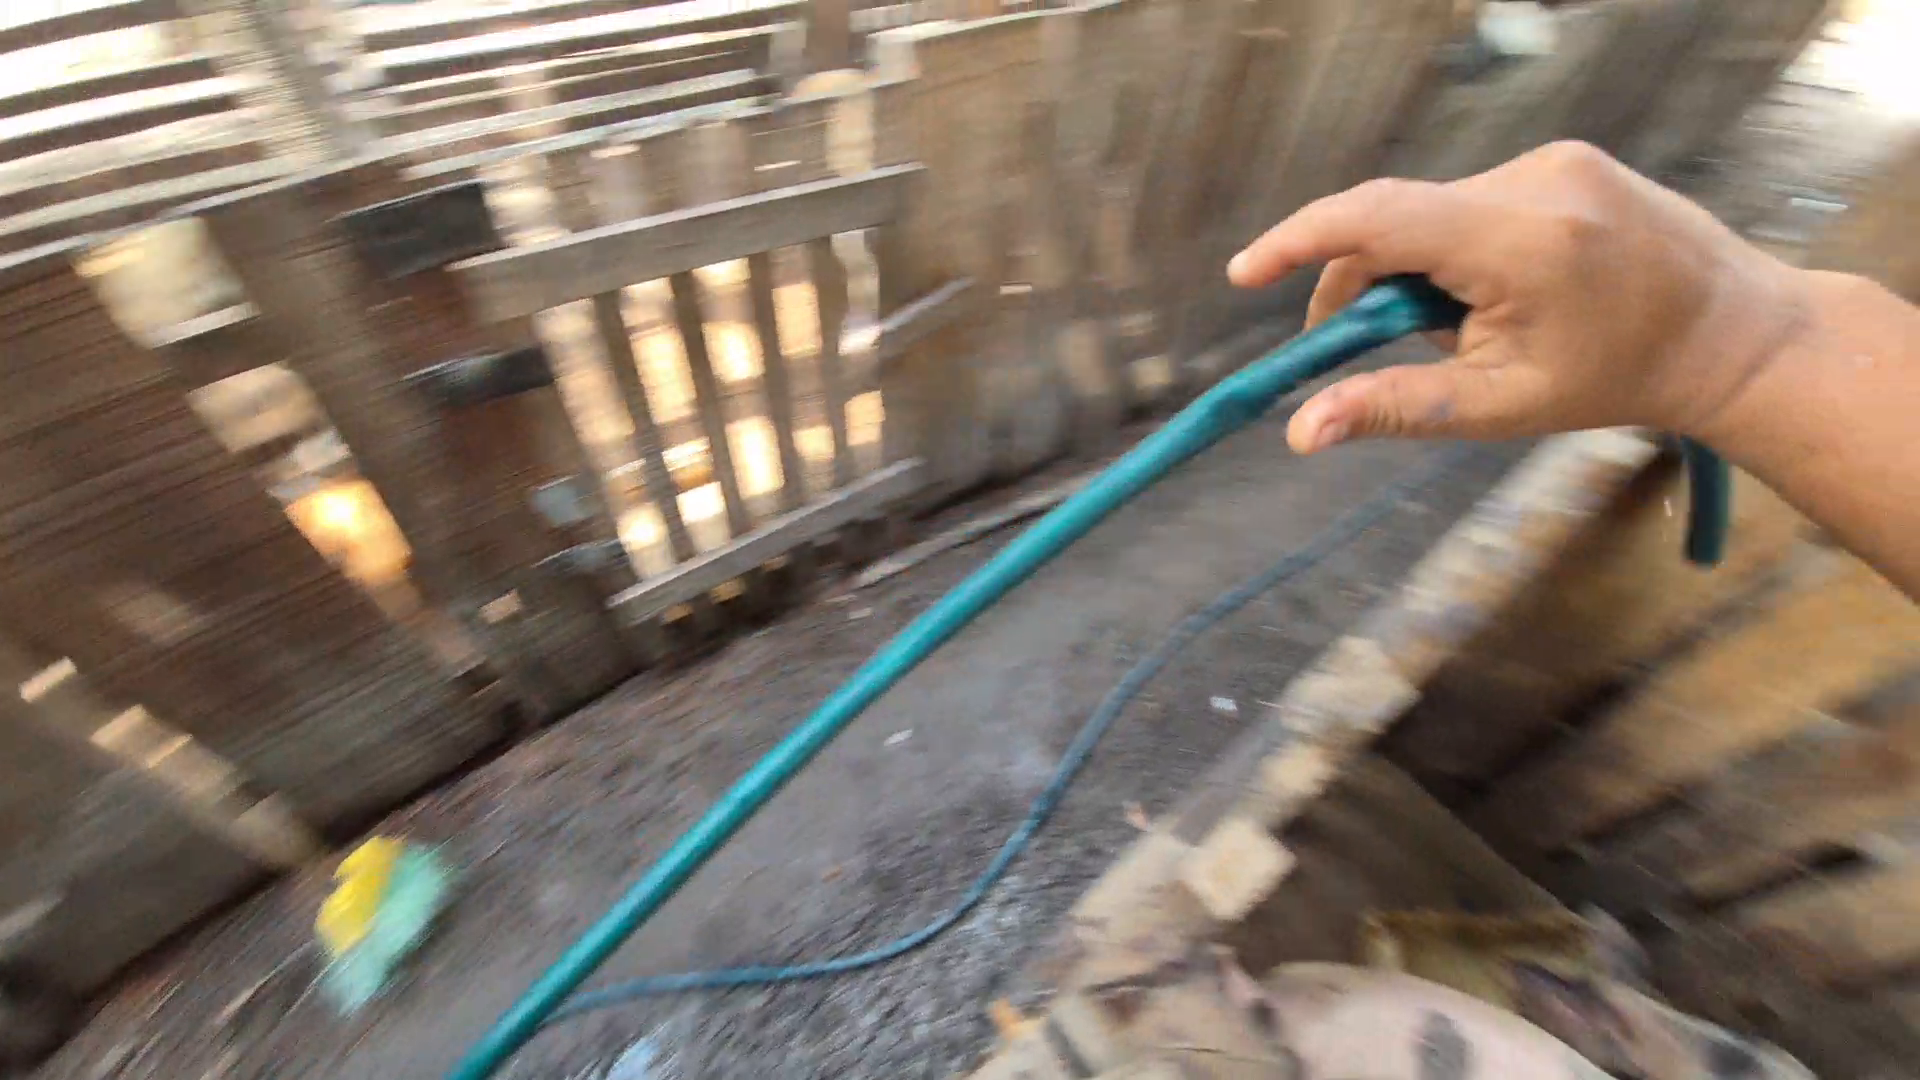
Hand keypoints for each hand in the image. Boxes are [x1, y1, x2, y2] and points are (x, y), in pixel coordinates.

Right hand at [1227, 141, 1808, 454]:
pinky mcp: (1552, 165)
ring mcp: (1548, 163)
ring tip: (1441, 329)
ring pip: (1417, 216)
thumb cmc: (1613, 379)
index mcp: (1522, 239)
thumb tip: (1299, 434)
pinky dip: (1432, 255)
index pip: (1380, 218)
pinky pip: (1452, 207)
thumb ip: (1390, 408)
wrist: (1732, 332)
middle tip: (1347, 343)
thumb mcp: (1494, 405)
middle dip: (1352, 284)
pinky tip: (1470, 296)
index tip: (1243, 273)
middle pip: (1389, 222)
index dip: (1300, 241)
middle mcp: (1533, 179)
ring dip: (1397, 274)